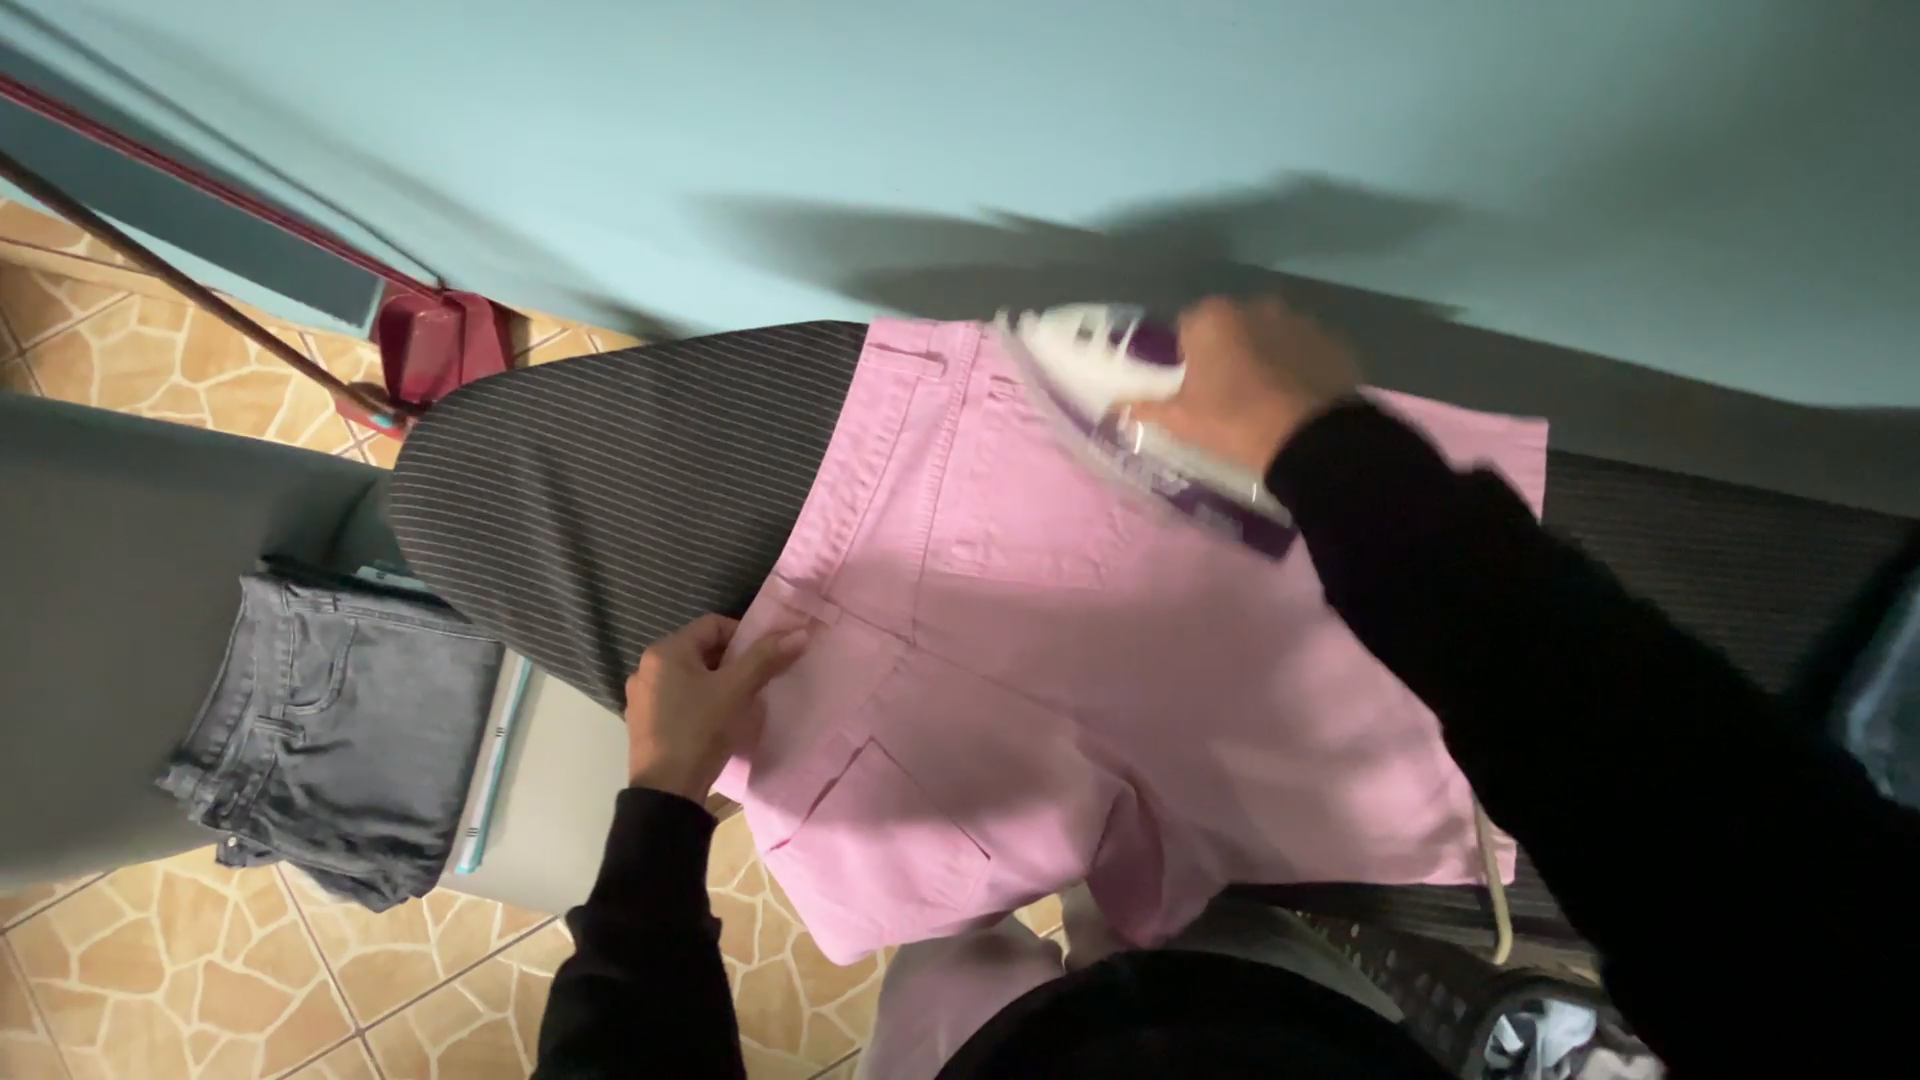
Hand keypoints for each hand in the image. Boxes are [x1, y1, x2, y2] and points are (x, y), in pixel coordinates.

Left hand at [623, 615, 809, 801]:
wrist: (667, 791)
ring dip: (717, 681)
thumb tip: (800, 632)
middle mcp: (646, 667)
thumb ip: (766, 657)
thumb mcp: (737, 690)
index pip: (713, 625)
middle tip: (755, 680)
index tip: (763, 658)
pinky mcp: (643, 721)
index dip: (744, 635)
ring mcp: (641, 696)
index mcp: (665, 651)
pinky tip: (714, 720)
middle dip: (732, 661)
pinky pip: (678, 697)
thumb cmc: (700, 730)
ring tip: (739, 701)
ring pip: (690, 675)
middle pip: (700, 650)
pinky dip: (699, 700)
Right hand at [1125, 296, 1362, 472]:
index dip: (1185, 358)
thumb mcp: (1181, 420)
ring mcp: (1298, 319)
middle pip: (1228, 328)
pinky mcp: (1331, 339)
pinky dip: (1295, 365)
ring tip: (1264, 398)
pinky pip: (1301, 349)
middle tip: (1224, 395)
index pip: (1185, 329)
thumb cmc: (1233, 422)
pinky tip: (1293, 397)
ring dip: (1261, 356)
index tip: (1190, 387)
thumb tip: (1116, 405)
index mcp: (1211, 318)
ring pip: (1267, 336)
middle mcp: (1254, 306)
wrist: (1313, 439)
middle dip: (1225, 352)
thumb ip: (1146, 406)